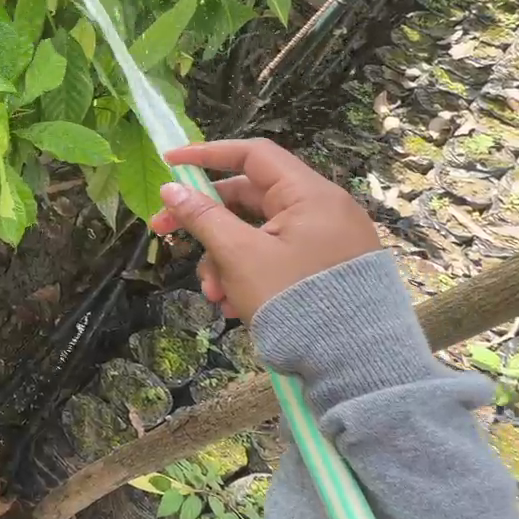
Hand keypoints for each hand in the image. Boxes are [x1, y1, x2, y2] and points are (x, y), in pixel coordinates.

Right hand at [147, 139, 380, 321]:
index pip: (253, 155)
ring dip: (222, 258)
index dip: (207, 154)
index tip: (169, 163)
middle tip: (162, 232)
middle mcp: (322, 211)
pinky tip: (232, 303)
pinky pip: (272, 256)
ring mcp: (324, 241)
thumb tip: (172, 189)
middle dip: (204, 221)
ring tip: (212, 293)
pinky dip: (245, 273)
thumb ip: (202, 217)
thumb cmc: (294, 298)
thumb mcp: (238, 254)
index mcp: (310, 197)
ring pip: (254, 233)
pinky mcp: (322, 269)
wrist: (356, 363)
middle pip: (247, 198)